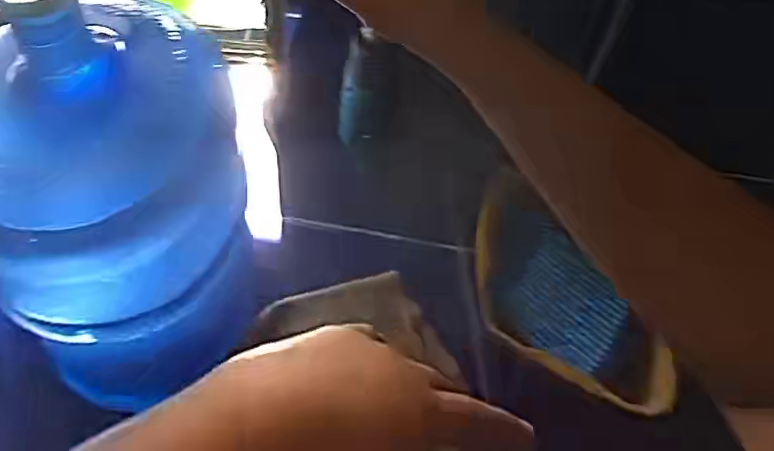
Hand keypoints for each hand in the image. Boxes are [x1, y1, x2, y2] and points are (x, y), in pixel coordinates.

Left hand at [151, 325, 532, 450]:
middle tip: (470, 420)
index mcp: (420, 406)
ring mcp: (357, 342)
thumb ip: (422, 439)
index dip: (505, 429)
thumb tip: (439, 437)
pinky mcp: (322, 334)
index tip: (526, 435)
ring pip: (404, 359)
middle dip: (459, 403)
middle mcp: (397, 362)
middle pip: (443, 383)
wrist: (247, 422)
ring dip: (416, 380)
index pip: (480, 419)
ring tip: (419, 401)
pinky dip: (377, 366)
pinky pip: (366, 348)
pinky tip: (366, 383)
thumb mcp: (399, 446)